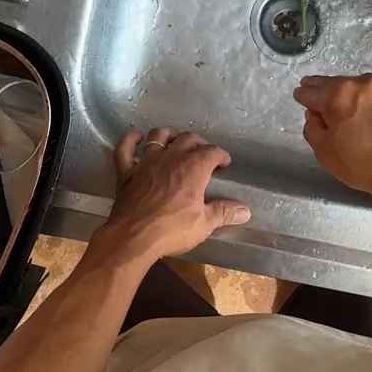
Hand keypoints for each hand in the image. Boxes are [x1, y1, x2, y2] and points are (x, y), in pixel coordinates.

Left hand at [93, 128, 250, 264]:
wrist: (133, 237)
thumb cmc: (172, 230)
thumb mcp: (204, 224)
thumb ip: (224, 213)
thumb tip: (245, 211)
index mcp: (193, 168)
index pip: (212, 152)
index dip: (221, 155)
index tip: (224, 163)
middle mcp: (171, 158)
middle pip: (187, 139)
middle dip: (199, 143)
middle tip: (203, 153)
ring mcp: (146, 162)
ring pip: (159, 136)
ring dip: (169, 134)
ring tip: (175, 139)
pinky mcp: (126, 171)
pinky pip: (125, 148)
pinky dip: (130, 139)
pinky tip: (136, 136)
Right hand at [294, 74, 371, 214]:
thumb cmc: (364, 165)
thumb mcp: (325, 153)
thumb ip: (312, 129)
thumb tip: (314, 116)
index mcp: (338, 95)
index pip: (312, 92)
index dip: (303, 95)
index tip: (299, 95)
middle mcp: (362, 84)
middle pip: (336, 84)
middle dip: (323, 89)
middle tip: (313, 90)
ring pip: (359, 88)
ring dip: (349, 95)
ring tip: (345, 107)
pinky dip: (371, 101)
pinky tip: (371, 114)